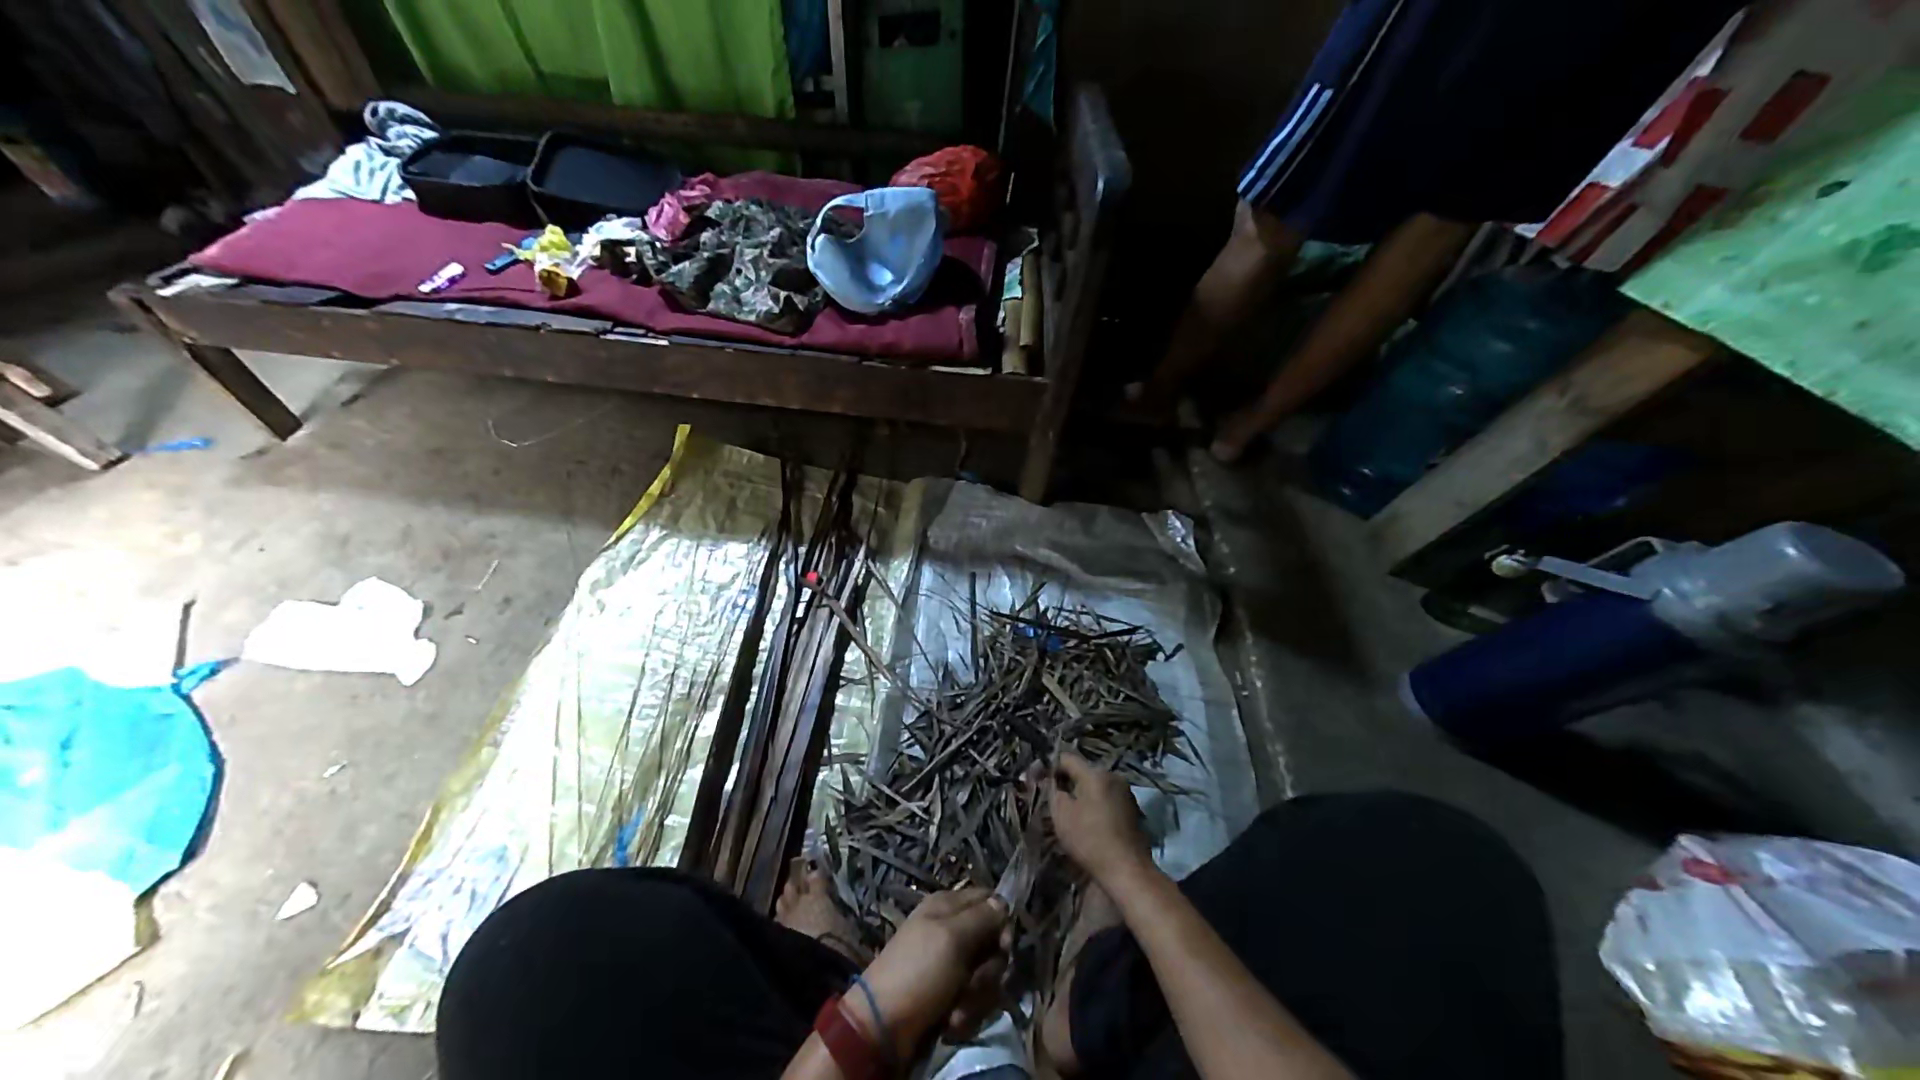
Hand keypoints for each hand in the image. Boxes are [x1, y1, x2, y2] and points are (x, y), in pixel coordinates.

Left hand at [853, 887, 1010, 1055]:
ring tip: (957, 1010)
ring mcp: (951, 965)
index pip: (991, 900)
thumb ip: (982, 918)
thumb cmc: (918, 972)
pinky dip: (967, 1014)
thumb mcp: (951, 938)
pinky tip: (952, 1022)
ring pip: (988, 976)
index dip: (1002, 923)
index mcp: (948, 906)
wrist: (884, 1028)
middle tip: (974, 983)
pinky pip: (975, 1000)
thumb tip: (1003, 903)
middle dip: (990, 970)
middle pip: (994, 943)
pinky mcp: (951, 994)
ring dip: (978, 998)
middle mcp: (952, 930)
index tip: (1001, 946)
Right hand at [1050, 752, 1151, 883]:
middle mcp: (1113, 776)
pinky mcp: (1133, 808)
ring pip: (1096, 785)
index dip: (1051, 768)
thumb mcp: (1061, 814)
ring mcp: (1126, 792)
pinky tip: (1091, 823)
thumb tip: (1052, 781)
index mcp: (1095, 773)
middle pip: (1083, 771)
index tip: (1040, 783)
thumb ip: (1053, 790)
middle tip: (1055, 801)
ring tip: (1072, 814)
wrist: (1127, 869)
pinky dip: (1097, 805)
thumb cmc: (1089, 840)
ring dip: (1083, 794)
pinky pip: (1108, 798)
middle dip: (1068, 783)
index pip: (1067, 758)